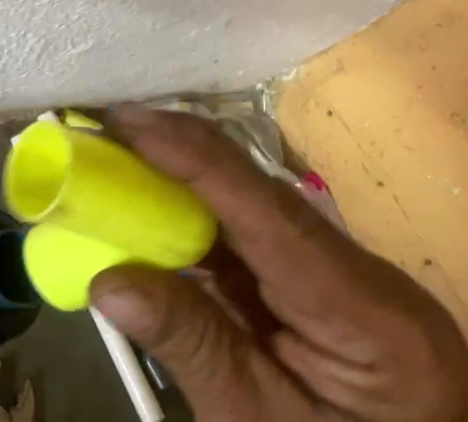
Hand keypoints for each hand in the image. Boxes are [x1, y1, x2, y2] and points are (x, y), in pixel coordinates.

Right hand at [92, 106, 467, 421]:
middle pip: (257, 195)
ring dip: (171, 180)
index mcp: (374, 318)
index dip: (190, 155)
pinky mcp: (318, 285)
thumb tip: (104, 280)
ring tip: (104, 157)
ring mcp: (346, 279)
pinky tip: (139, 205)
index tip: (119, 120)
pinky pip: (243, 235)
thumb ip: (191, 346)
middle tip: (94, 131)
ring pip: (246, 206)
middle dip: (171, 156)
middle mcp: (367, 278)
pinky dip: (185, 218)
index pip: (269, 210)